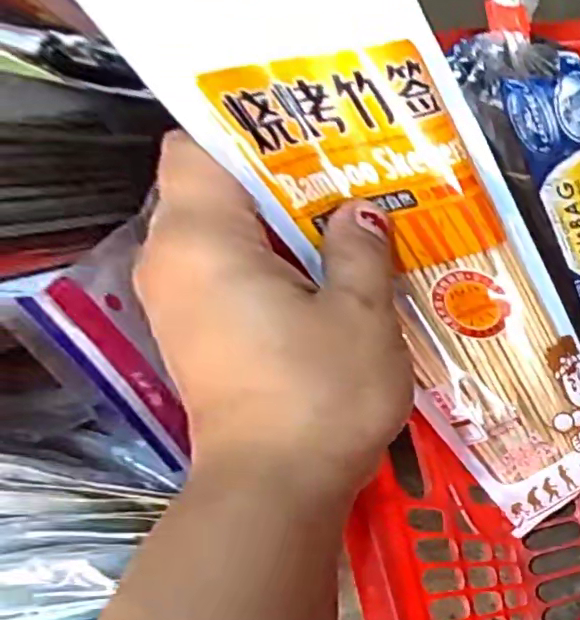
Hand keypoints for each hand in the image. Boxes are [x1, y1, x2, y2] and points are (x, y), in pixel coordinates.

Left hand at [135, 132, 410, 502]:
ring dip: (298, 247)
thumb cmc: (326, 387)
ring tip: (363, 257)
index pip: (200, 154)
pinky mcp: (206, 338)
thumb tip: (360, 212)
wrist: (284, 473)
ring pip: (238, 249)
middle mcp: (175, 261)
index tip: (323, 158)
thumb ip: (358, 254)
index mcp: (204, 241)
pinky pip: (242, 287)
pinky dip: (288, 283)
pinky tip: (340, 303)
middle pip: (223, 201)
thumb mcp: (362, 316)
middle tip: (364, 208)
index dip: (257, 145)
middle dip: (293, 200)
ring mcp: (185, 303)